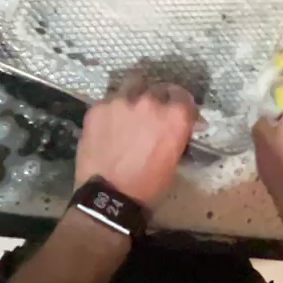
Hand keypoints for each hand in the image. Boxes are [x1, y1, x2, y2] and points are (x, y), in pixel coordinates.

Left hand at [73, 77, 197, 205]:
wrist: (110, 198)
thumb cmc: (149, 186)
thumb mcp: (174, 159)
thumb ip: (178, 134)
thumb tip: (185, 125)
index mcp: (174, 116)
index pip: (184, 96)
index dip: (182, 104)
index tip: (180, 112)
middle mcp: (150, 101)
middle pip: (159, 87)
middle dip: (160, 98)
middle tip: (154, 113)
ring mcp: (121, 101)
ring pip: (132, 84)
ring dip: (136, 94)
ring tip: (131, 110)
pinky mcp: (97, 108)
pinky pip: (109, 100)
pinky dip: (114, 109)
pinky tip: (111, 124)